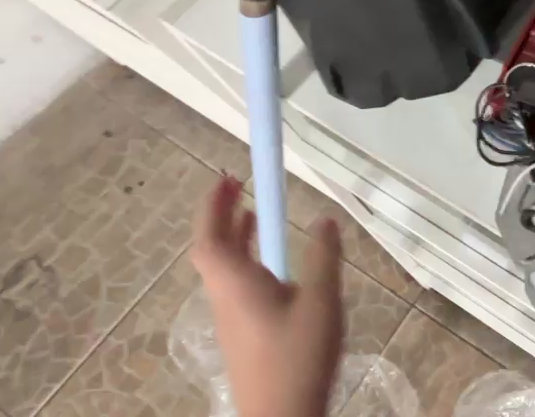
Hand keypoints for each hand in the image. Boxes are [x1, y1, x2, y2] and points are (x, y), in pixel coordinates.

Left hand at [191, 174, 344, 416]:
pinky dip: (248, 258)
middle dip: (222, 214)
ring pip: (224, 268)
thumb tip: (324, 220)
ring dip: (235, 235)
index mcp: (238, 286)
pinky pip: (237, 283)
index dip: (211, 207)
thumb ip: (323, 256)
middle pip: (213, 251)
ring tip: (256, 212)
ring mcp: (233, 320)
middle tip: (239, 184)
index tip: (226, 177)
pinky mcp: (245, 336)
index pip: (209, 240)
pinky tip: (273, 260)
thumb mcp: (322, 300)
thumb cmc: (298, 358)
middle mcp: (227, 299)